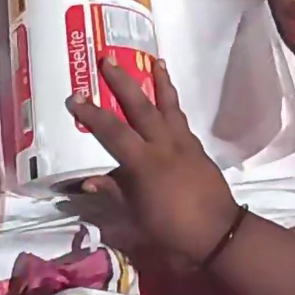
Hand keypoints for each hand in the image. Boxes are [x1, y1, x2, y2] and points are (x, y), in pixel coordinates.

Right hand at [66, 56, 240, 264]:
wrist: (219, 235)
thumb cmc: (173, 230)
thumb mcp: (137, 217)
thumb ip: (115, 193)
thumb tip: (87, 181)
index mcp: (145, 163)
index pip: (113, 132)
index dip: (92, 114)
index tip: (75, 98)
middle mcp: (165, 146)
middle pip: (141, 107)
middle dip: (122, 82)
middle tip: (107, 60)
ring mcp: (184, 144)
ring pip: (169, 106)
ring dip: (161, 82)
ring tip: (156, 61)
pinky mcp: (197, 149)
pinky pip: (182, 120)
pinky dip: (174, 106)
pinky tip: (170, 100)